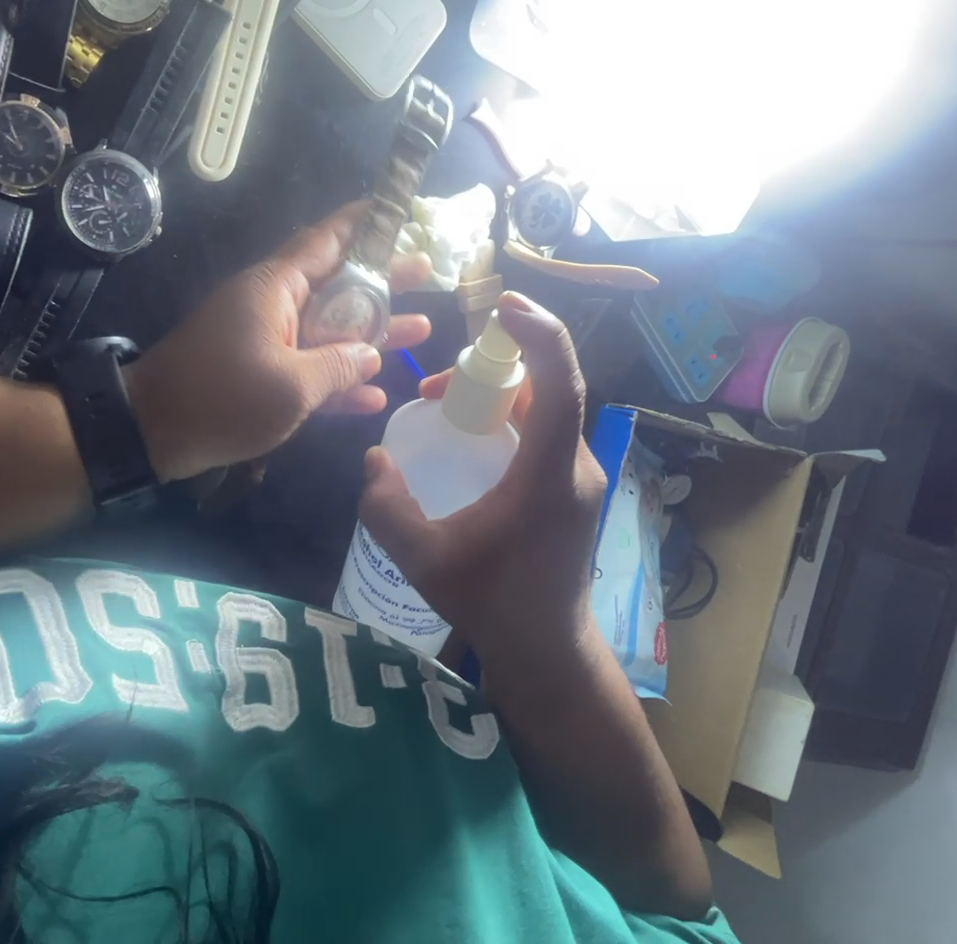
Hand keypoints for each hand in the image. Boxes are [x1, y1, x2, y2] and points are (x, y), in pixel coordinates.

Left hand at [123, 202, 432, 481]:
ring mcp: (266, 340)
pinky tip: (374, 394)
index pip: (326, 240)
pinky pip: (308, 368)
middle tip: (426, 271)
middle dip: (383, 282)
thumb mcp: (291, 384)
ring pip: (329, 330)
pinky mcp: (260, 374)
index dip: (363, 224)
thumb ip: (338, 366)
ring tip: (420, 328)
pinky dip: (337, 378)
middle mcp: (273, 305)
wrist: (152, 433)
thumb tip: (370, 355)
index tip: (397, 210)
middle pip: (338, 285)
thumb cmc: (222, 397)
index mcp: (276, 288)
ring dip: (370, 333)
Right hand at [357, 292, 607, 674]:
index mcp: (550, 478)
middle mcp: (577, 467)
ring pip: (546, 410)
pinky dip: (508, 420)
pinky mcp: (574, 488)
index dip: (538, 336)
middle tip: (430, 392)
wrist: (546, 650)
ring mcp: (581, 477)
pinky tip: (471, 444)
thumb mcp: (423, 560)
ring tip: (441, 412)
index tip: (504, 306)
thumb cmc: (491, 605)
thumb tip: (375, 457)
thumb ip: (387, 508)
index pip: (559, 387)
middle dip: (490, 371)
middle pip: (547, 389)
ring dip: (496, 397)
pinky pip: (546, 432)